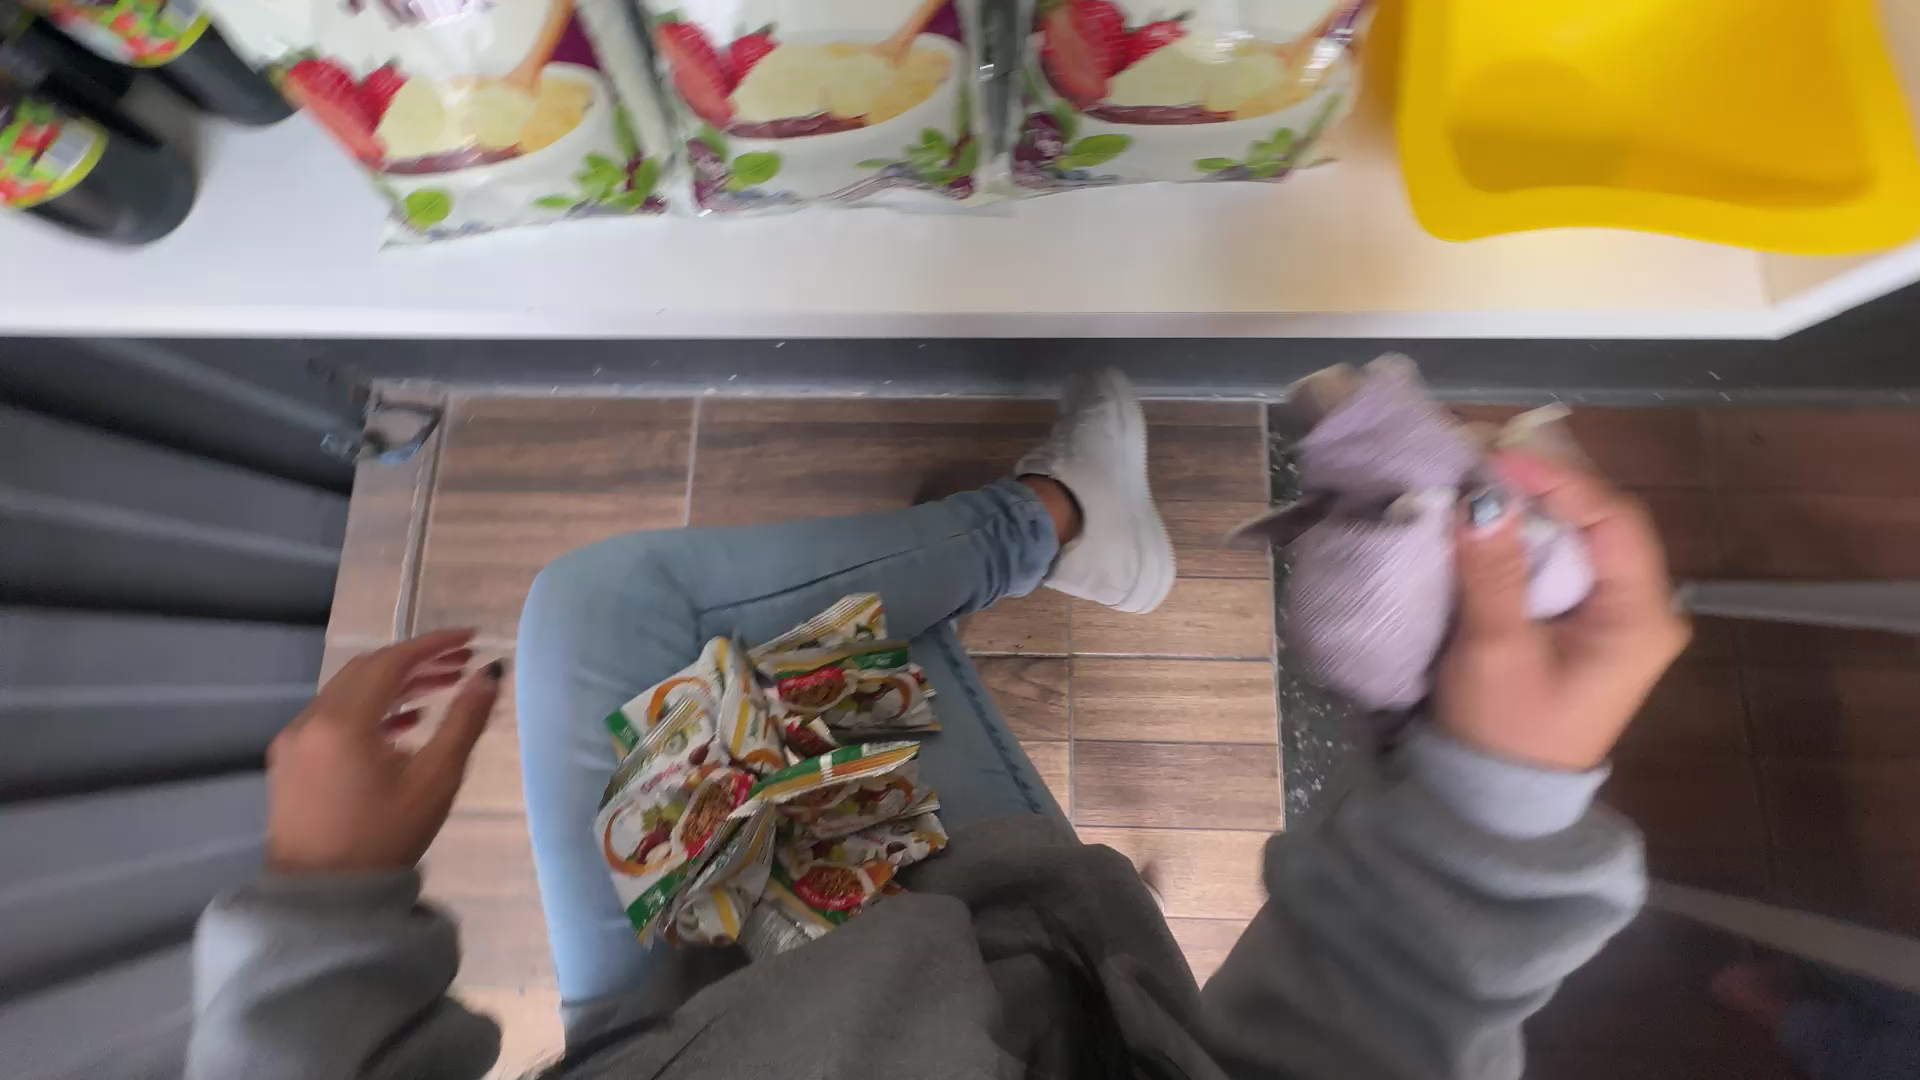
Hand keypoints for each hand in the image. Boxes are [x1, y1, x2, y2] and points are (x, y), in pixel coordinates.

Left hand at [266, 629, 500, 874]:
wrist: (322, 899)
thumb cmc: (387, 833)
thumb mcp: (437, 776)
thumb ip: (465, 719)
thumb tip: (490, 673)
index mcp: (343, 722)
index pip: (392, 662)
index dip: (434, 644)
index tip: (471, 638)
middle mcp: (310, 722)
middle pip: (367, 670)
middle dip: (418, 660)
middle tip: (462, 662)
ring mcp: (294, 742)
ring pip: (350, 691)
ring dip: (397, 682)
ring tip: (442, 688)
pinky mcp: (290, 762)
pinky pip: (335, 714)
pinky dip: (374, 706)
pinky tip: (406, 721)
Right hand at [1434, 452, 1688, 771]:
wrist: (1492, 786)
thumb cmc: (1504, 723)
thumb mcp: (1496, 647)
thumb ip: (1491, 573)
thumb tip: (1478, 499)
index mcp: (1638, 615)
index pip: (1612, 520)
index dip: (1556, 481)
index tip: (1492, 460)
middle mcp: (1632, 607)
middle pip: (1594, 524)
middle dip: (1537, 489)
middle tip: (1475, 465)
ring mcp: (1600, 615)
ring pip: (1568, 541)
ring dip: (1521, 512)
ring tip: (1470, 487)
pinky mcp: (1566, 623)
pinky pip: (1546, 565)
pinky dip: (1511, 540)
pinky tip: (1477, 528)